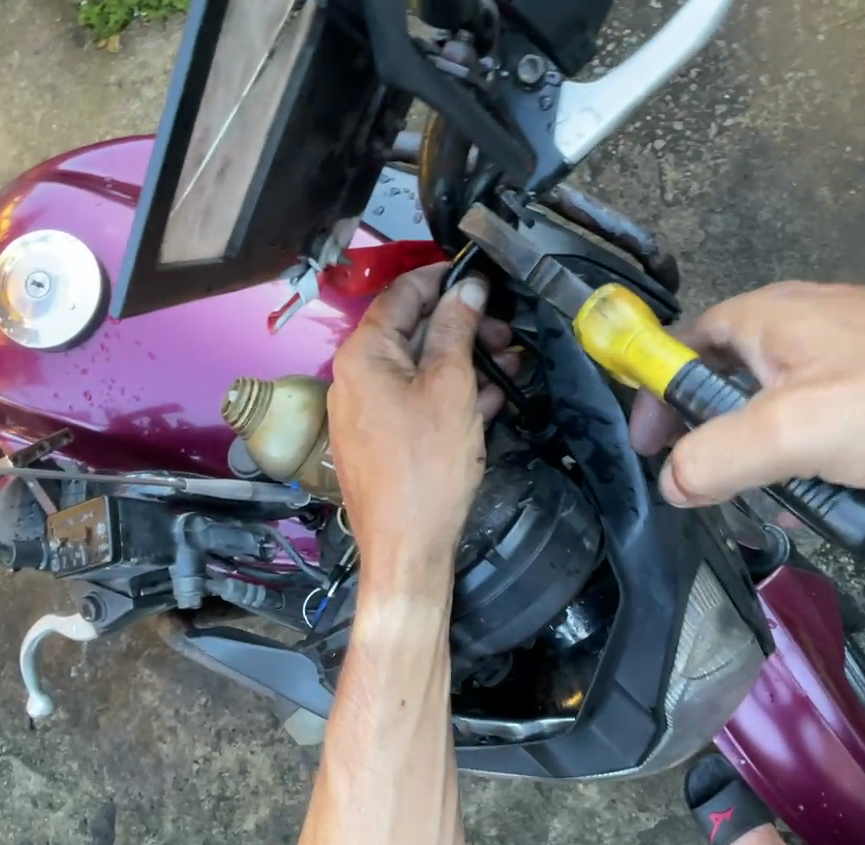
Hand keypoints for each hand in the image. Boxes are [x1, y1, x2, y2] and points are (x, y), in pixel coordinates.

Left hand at [329, 264, 513, 577]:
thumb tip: (466, 290)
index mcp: (363, 355)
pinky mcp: (380, 443)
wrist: (407, 546)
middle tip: (505, 334)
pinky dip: (449, 397)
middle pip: (412, 333)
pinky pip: (415, 404)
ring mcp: (365, 413)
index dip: (443, 278)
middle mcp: (355, 379)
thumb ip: (455, 331)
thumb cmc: (426, 469)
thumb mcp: (451, 387)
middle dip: (462, 329)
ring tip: (509, 367)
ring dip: (464, 364)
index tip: (478, 277)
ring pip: (419, 371)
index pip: (402, 294)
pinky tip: (488, 403)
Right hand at [631, 282, 864, 506]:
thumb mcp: (792, 431)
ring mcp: (849, 355)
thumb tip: (670, 483)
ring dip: (758, 458)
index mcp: (769, 317)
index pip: (682, 345)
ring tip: (766, 503)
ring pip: (773, 409)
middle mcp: (803, 325)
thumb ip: (715, 457)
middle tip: (704, 486)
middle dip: (707, 437)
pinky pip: (819, 425)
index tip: (648, 449)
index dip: (655, 393)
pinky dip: (805, 460)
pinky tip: (821, 498)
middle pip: (724, 381)